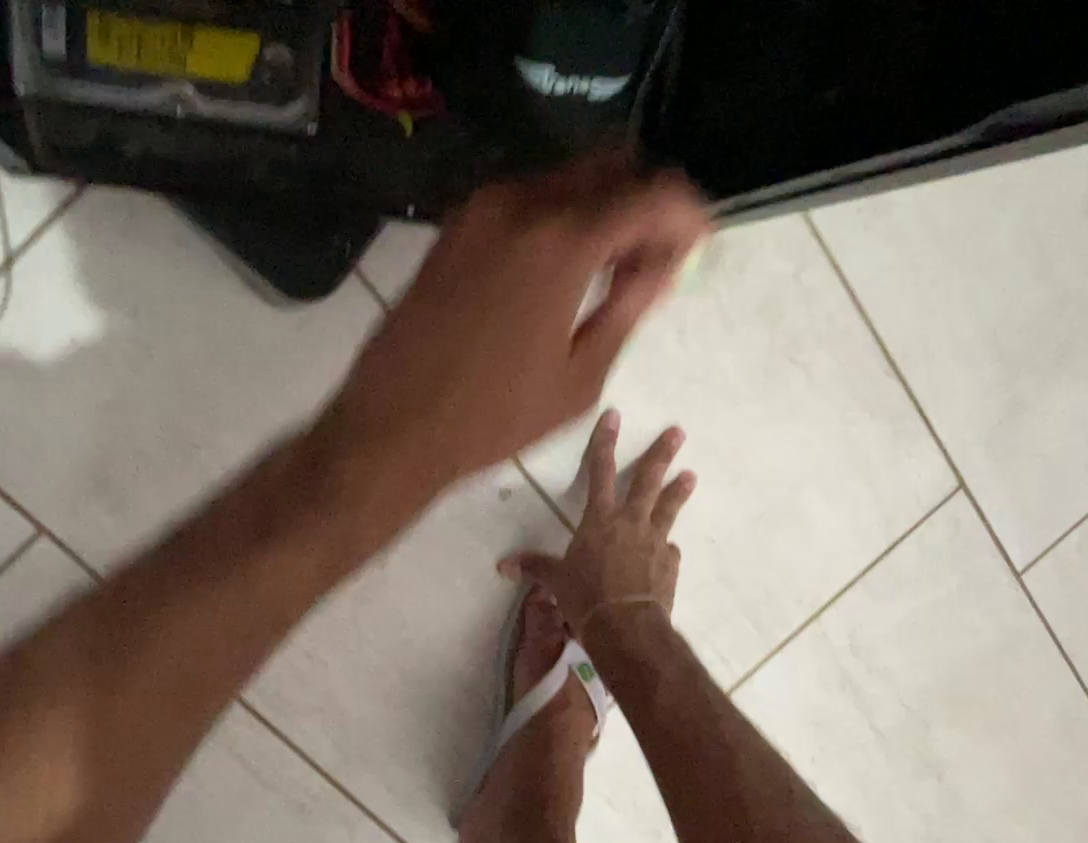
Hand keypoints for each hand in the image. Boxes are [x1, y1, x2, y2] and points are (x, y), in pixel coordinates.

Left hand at [318, 151, 709, 490]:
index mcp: (561, 241)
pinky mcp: (449, 233)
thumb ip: (628, 308)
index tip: (697, 244)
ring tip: (605, 274)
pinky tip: (556, 273)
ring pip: (560, 184)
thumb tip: (663, 266)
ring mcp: (475, 214)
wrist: (390, 428)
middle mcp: (518, 207)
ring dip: (596, 212)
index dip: (685, 215)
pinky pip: (519, 205)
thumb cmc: (491, 418)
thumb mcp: (579, 377)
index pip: (650, 193)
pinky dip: (552, 222)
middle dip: (642, 204)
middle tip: (651, 260)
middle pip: (606, 170)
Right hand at [501, 410, 694, 633]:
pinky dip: (665, 547)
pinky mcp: (669, 563)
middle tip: (678, 432)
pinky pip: (668, 549)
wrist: (626, 627)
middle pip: (648, 480)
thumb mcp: (556, 581)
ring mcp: (655, 541)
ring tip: (691, 474)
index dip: (605, 442)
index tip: (615, 417)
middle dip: (661, 454)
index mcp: (599, 519)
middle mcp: (630, 522)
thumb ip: (535, 568)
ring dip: (679, 490)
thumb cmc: (585, 597)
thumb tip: (503, 566)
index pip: (599, 471)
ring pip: (668, 507)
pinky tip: (667, 550)